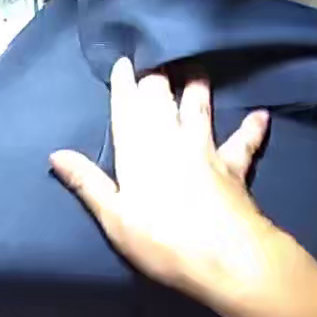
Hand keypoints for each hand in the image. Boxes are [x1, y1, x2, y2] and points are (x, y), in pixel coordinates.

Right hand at [49, 57, 308, 309]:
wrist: (228, 259)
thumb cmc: (161, 239)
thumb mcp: (113, 215)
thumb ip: (87, 181)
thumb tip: (56, 154)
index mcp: (137, 151)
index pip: (127, 110)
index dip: (124, 85)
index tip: (124, 62)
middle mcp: (171, 141)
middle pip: (161, 102)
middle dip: (156, 79)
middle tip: (156, 58)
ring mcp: (205, 152)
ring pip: (199, 111)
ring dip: (197, 90)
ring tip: (196, 70)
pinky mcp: (234, 169)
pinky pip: (243, 144)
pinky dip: (251, 130)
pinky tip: (261, 116)